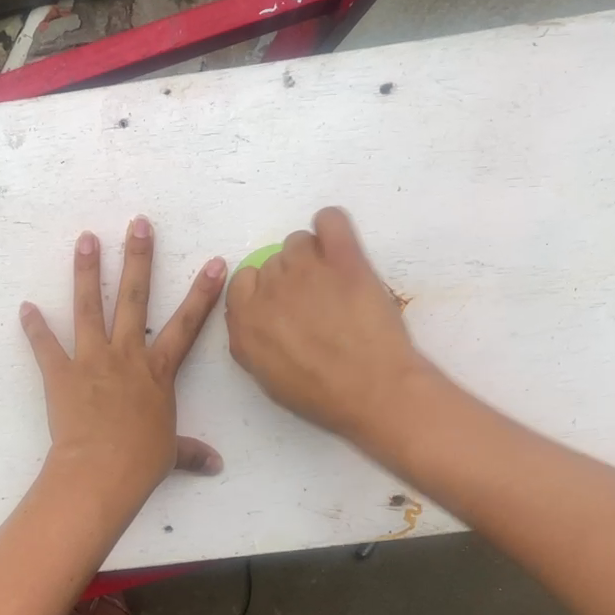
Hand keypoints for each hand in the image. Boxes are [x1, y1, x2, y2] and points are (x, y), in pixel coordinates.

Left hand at [21, 217, 226, 503]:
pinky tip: (25, 307)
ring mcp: (92, 361)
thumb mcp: (170, 454)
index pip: (187, 325)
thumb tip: (214, 465)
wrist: (101, 471)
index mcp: (157, 373)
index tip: (216, 262)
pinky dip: (34, 327)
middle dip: (138, 258)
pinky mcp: (61, 374)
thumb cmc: (140, 462)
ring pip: (89, 308)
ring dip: (87, 272)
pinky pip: (45, 345)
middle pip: (134, 299)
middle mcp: (126, 356)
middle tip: (138, 224)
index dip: (203, 293)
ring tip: (85, 239)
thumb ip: (190, 452)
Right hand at [225, 207, 438, 443]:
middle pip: (272, 263)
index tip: (281, 305)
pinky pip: (330, 219)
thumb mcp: (266, 377)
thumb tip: (255, 318)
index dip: (263, 292)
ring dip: (311, 256)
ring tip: (332, 282)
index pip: (242, 283)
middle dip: (288, 278)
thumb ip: (250, 341)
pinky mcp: (344, 258)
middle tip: (314, 302)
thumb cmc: (321, 395)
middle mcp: (268, 291)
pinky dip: (332, 225)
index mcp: (244, 322)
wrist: (373, 391)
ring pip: (298, 242)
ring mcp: (306, 271)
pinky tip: (338, 243)